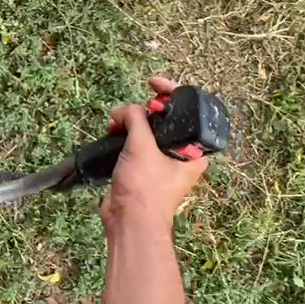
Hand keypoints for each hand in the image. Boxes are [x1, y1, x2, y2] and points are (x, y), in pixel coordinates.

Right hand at [100, 76, 208, 234]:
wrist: (130, 220)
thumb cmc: (145, 186)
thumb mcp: (142, 147)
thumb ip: (137, 120)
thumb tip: (126, 110)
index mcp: (193, 150)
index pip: (189, 112)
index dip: (171, 93)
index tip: (152, 83)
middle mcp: (180, 153)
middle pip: (164, 119)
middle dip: (143, 109)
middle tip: (126, 110)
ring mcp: (160, 160)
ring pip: (147, 129)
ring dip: (129, 121)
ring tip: (113, 123)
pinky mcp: (142, 166)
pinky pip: (134, 142)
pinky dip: (123, 134)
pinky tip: (111, 133)